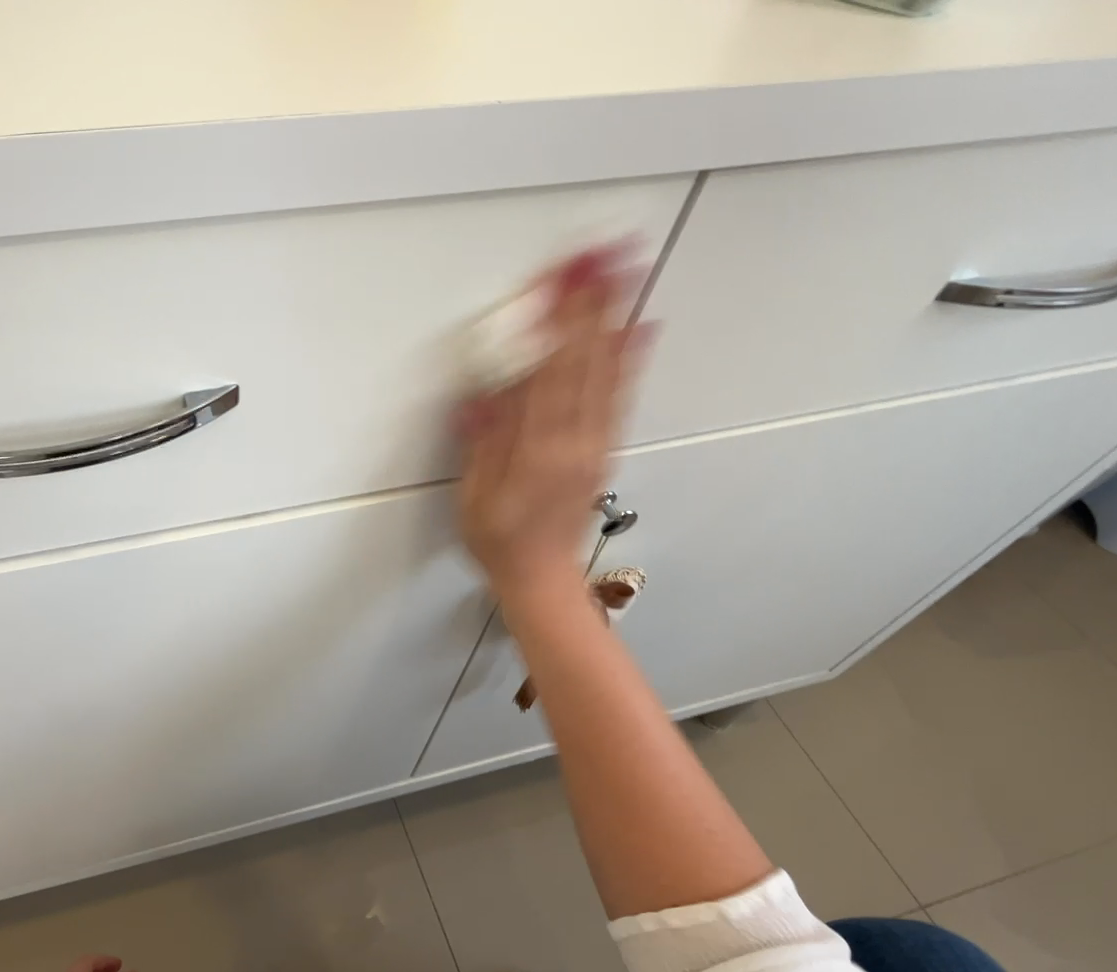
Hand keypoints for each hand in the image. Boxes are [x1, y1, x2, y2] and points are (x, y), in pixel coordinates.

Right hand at [456, 246, 656, 597]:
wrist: (542, 578)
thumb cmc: (501, 543)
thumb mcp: (474, 497)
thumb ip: (482, 442)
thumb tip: (483, 394)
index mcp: (539, 452)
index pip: (549, 372)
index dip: (558, 320)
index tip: (564, 274)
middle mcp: (575, 440)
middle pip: (585, 358)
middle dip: (593, 299)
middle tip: (605, 248)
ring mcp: (595, 442)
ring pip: (609, 368)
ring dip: (615, 313)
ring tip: (626, 266)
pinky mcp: (603, 446)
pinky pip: (621, 392)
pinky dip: (631, 354)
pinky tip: (641, 326)